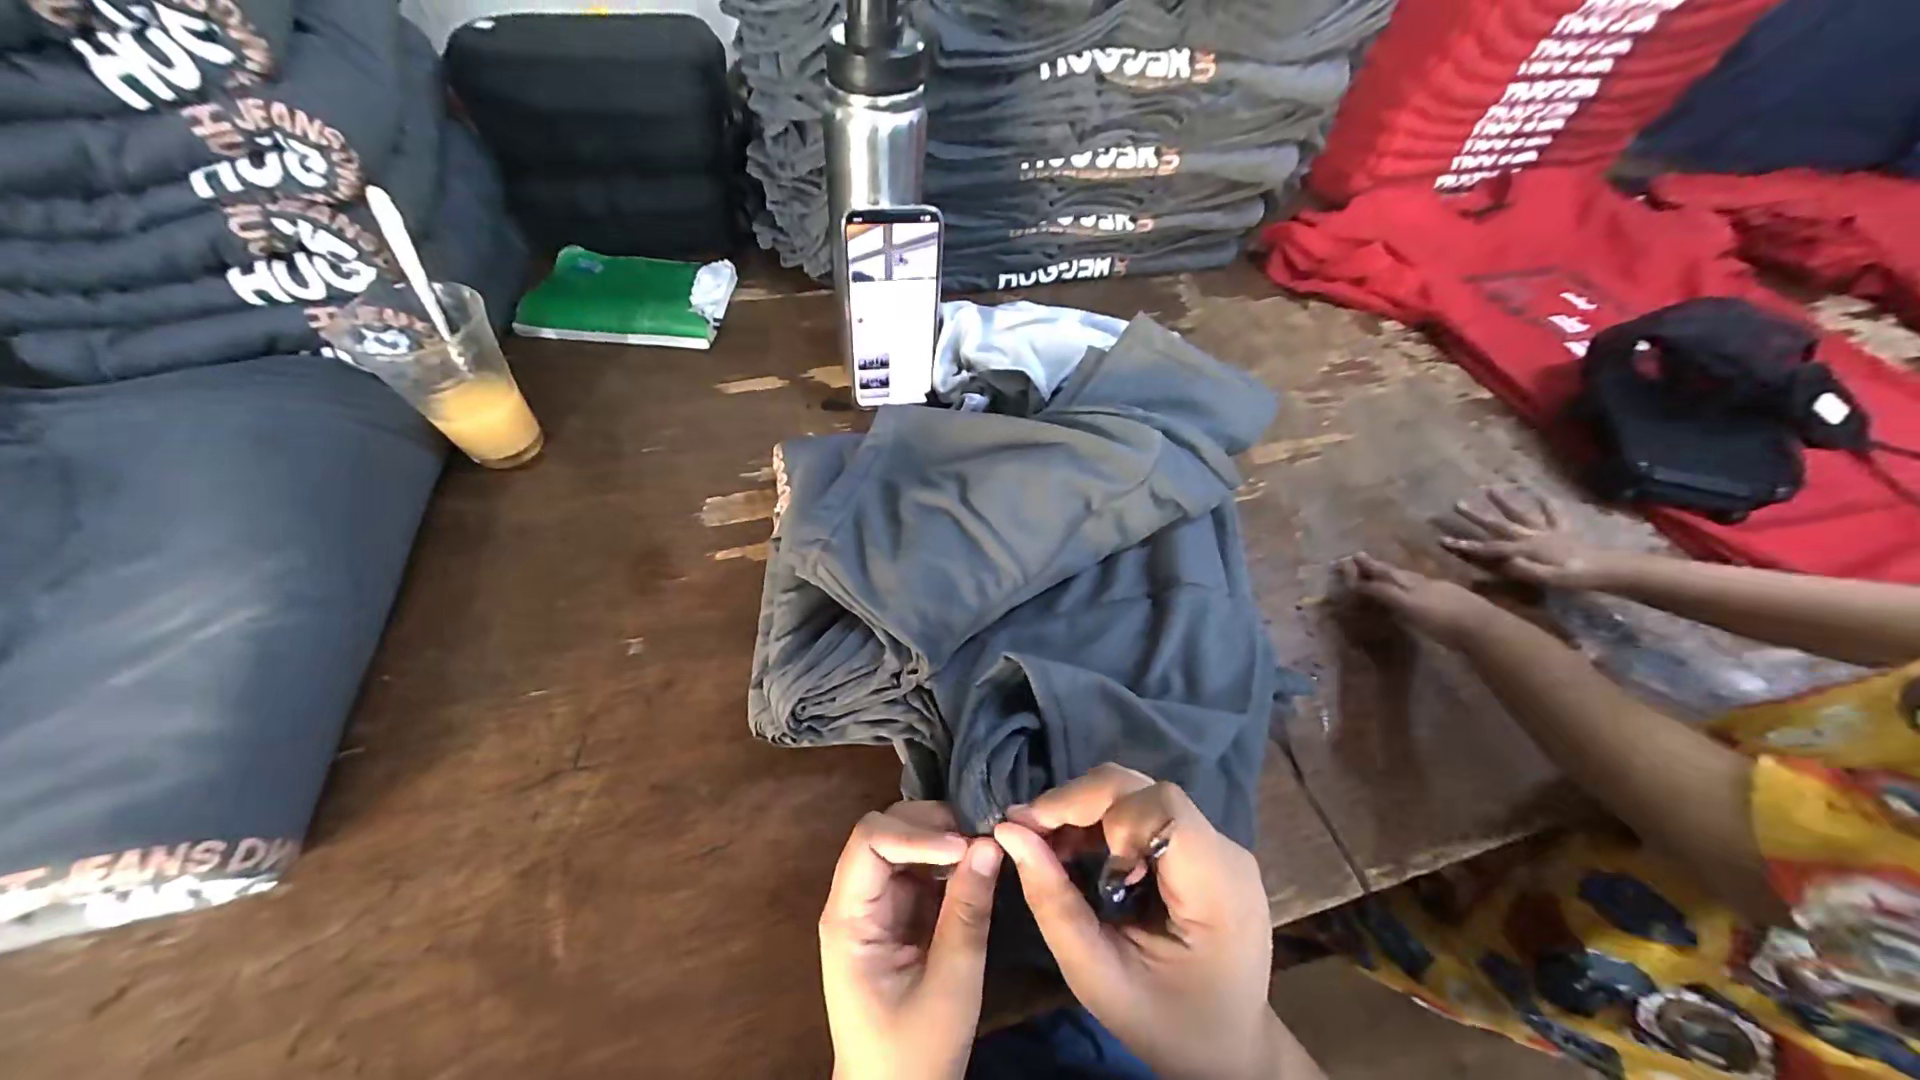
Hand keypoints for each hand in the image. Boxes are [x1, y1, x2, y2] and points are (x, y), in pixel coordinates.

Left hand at [820, 801, 1002, 1079]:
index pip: (869, 842)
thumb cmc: (915, 1054)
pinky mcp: (898, 911)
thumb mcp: (951, 986)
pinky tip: (973, 867)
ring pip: (902, 840)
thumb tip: (989, 844)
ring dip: (941, 837)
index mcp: (848, 918)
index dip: (915, 833)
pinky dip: (948, 858)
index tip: (962, 848)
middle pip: (882, 831)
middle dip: (930, 827)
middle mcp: (855, 899)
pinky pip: (919, 865)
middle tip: (978, 841)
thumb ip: (968, 912)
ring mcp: (876, 903)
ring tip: (981, 850)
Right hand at [993, 765, 1323, 1079]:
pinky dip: (1099, 820)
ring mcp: (1216, 843)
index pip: (1161, 807)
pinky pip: (1142, 809)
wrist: (1227, 1051)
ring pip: (1138, 791)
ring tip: (1044, 840)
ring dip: (1084, 808)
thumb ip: (1054, 903)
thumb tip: (1008, 831)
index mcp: (1217, 887)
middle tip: (1028, 830)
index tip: (1047, 838)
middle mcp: (1224, 850)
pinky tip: (1073, 847)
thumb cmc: (1166, 1024)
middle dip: (1078, 802)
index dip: (1101, 809)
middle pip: (1143, 790)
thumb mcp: (1098, 976)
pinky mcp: (1200, 844)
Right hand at [1336, 552, 1497, 648]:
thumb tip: (1358, 583)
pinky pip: (1423, 586)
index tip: (1347, 561)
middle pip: (1394, 572)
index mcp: (1409, 584)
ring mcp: (1439, 590)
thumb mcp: (1407, 605)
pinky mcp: (1452, 599)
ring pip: (1410, 577)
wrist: (1484, 627)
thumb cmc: (1442, 619)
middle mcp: (1421, 583)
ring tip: (1384, 570)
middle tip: (1360, 557)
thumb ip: (1384, 593)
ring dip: (1393, 573)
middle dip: (1376, 566)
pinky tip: (1415, 588)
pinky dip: (1411, 583)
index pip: (1380, 575)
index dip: (1364, 570)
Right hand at [1440, 487, 1610, 589]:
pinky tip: (1539, 493)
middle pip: (1498, 525)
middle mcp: (1530, 536)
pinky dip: (1546, 503)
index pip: (1488, 547)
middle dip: (1476, 515)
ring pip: (1520, 513)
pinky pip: (1553, 513)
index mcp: (1522, 550)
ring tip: (1489, 488)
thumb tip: (1494, 557)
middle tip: (1457, 503)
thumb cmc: (1571, 578)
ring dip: (1504, 502)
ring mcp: (1547, 531)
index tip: (1442, 539)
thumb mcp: (1542, 578)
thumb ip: (1516, 567)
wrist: (1608, 570)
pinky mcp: (1563, 530)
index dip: (1464, 544)